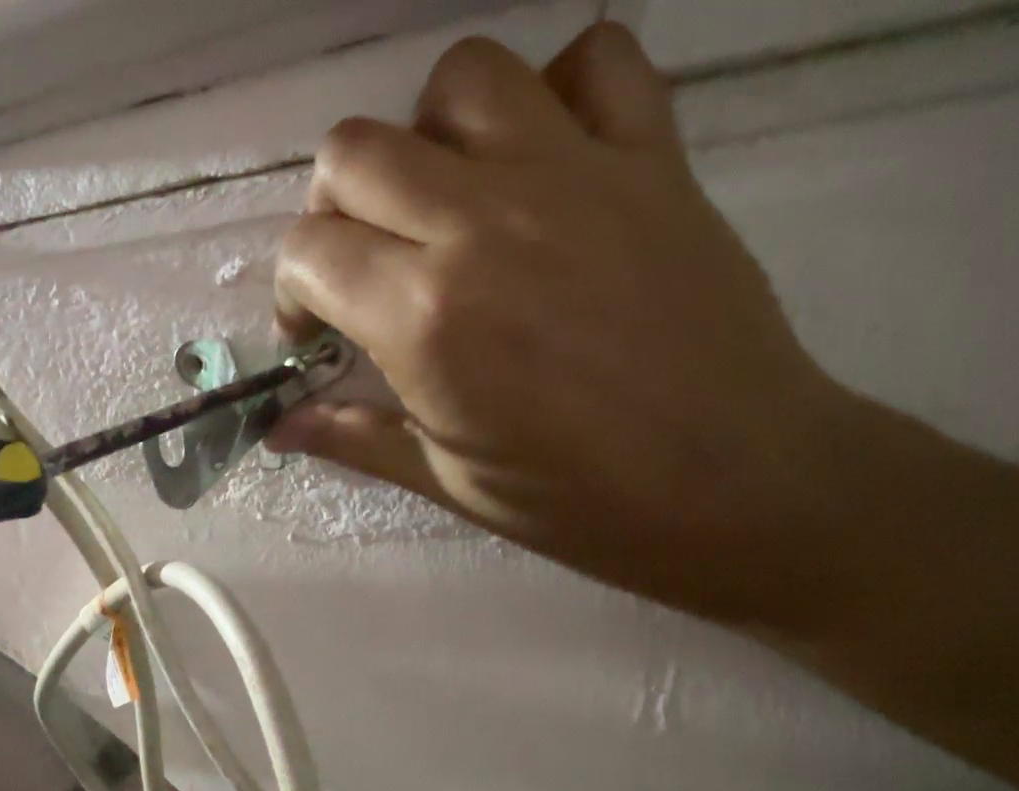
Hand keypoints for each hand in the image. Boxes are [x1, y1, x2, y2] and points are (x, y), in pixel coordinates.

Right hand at [273, 25, 1018, 790]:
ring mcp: (573, 175)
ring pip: (461, 78)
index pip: (307, 251)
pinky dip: (561, 87)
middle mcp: (482, 223)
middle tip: (368, 263)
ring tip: (450, 197)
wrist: (742, 485)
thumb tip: (276, 428)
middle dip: (336, 208)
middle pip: (354, 150)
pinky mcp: (651, 157)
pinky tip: (550, 152)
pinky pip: (598, 58)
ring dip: (432, 131)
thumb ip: (352, 438)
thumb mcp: (448, 481)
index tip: (318, 336)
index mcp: (423, 316)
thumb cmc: (583, 503)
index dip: (294, 294)